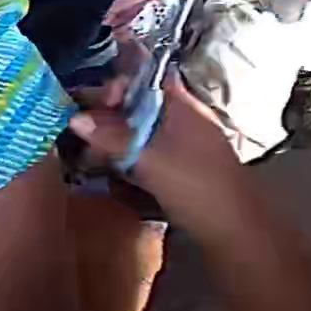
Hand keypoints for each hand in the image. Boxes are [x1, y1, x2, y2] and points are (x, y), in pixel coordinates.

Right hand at [68, 70, 243, 229]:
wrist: (234, 232)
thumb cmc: (195, 187)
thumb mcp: (148, 160)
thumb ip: (111, 138)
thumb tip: (75, 118)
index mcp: (182, 106)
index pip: (146, 78)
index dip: (120, 84)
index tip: (99, 102)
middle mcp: (183, 118)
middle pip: (140, 104)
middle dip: (110, 113)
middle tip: (84, 128)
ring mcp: (183, 142)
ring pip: (141, 128)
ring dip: (115, 135)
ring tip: (90, 149)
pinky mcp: (180, 165)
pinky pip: (148, 148)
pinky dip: (128, 152)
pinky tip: (110, 165)